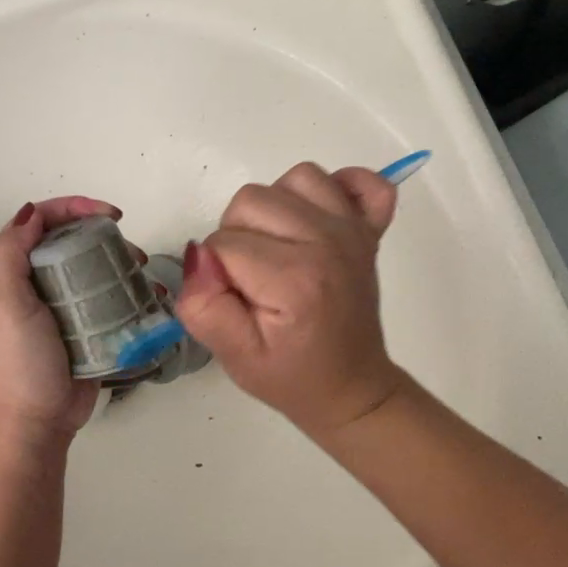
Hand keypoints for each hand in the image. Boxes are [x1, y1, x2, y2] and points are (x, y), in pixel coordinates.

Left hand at [0, 197, 121, 446]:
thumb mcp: (2, 300)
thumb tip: (31, 213)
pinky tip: (148, 299)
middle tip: (131, 251)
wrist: (33, 426)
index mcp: (6, 275)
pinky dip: (127, 297)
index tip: (109, 215)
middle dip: (102, 238)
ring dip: (118, 267)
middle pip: (68, 244)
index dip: (71, 208)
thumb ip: (9, 251)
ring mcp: (58, 312)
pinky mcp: (82, 334)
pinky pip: (105, 305)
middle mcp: (30, 288)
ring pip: (90, 273)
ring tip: (142, 275)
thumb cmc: (17, 361)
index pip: (37, 223)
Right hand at [176, 162, 407, 439]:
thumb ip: (204, 306)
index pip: (222, 243)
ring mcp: (352, 229)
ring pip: (292, 179)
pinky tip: (317, 222)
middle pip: (251, 200)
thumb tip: (199, 256)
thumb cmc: (288, 376)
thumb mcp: (233, 356)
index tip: (235, 304)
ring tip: (276, 250)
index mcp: (294, 277)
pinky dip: (334, 190)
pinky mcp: (368, 227)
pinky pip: (355, 179)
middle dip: (236, 237)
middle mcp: (327, 240)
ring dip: (274, 209)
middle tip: (250, 281)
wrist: (349, 388)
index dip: (214, 273)